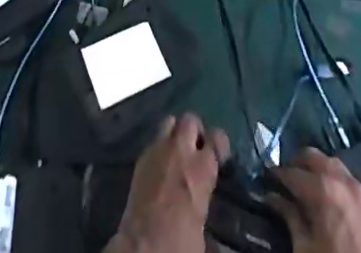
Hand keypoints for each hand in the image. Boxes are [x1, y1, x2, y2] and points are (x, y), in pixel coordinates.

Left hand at [107, 113, 230, 252]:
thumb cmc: (183, 238)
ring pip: (168, 122)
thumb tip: (216, 227)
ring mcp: (156, 150)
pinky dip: (160, 146)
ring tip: (179, 152)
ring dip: (175, 132)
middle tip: (197, 148)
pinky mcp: (140, 157)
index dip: (219, 142)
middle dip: (195, 130)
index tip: (219, 153)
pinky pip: (153, 140)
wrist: (146, 240)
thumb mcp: (204, 222)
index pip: (217, 137)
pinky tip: (162, 165)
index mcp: (202, 169)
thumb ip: (207, 202)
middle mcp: (179, 151)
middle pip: (189, 120)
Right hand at [269, 147, 360, 252]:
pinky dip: (335, 182)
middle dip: (296, 164)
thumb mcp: (304, 246)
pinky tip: (329, 200)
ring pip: (333, 165)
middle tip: (285, 179)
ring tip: (306, 187)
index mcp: (323, 189)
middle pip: (313, 157)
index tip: (267, 179)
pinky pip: (349, 182)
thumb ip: (289, 216)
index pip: (290, 172)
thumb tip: (273, 198)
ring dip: (317, 170)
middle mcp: (343, 183)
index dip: (276, 175)